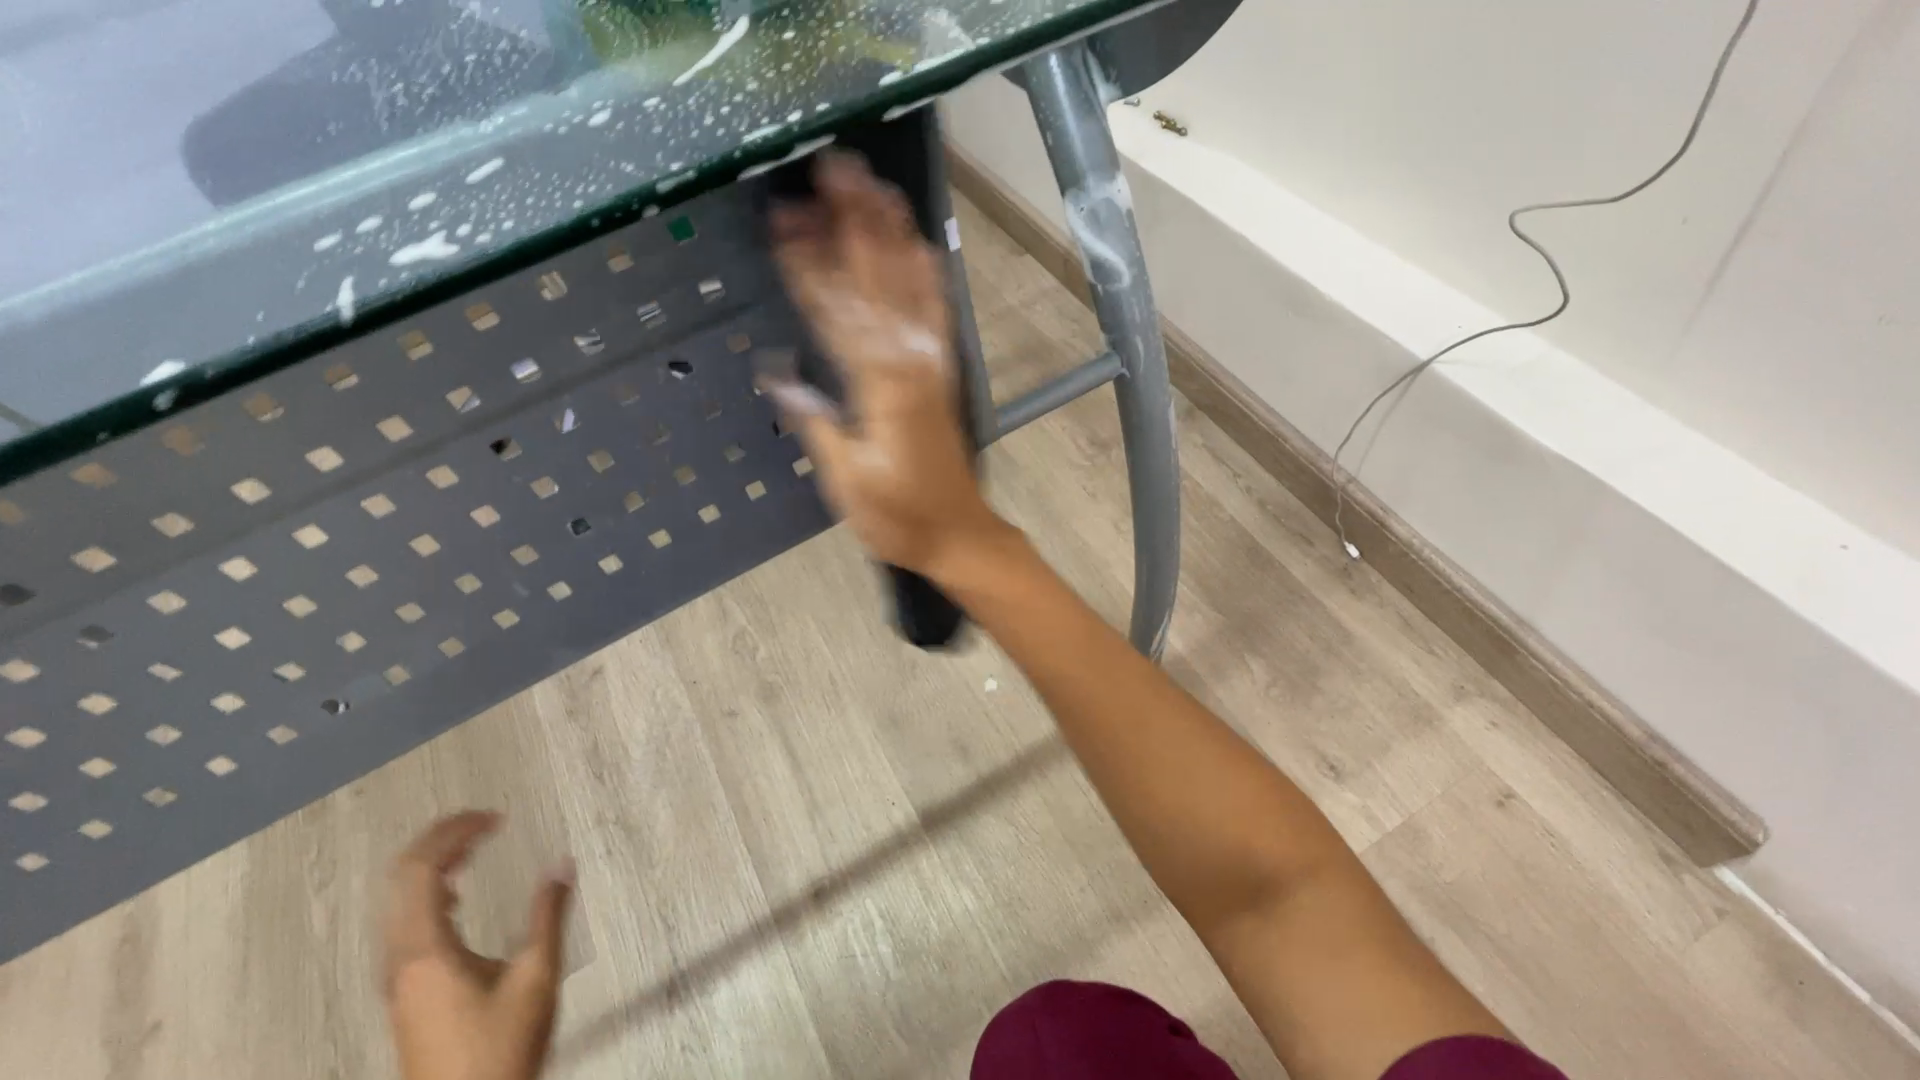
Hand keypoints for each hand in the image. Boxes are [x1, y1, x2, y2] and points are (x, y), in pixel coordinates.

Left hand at [382, 811, 574, 1079]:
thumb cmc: (501, 1046)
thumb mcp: (537, 979)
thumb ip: (548, 916)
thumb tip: (564, 862)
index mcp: (425, 948)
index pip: (421, 868)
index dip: (454, 832)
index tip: (498, 817)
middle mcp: (399, 957)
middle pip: (402, 878)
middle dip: (442, 840)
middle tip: (486, 823)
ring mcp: (396, 976)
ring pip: (398, 901)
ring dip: (433, 866)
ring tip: (475, 849)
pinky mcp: (404, 990)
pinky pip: (404, 922)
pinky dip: (428, 893)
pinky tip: (457, 898)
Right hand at [765, 150, 1007, 579]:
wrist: (958, 534)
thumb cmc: (896, 517)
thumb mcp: (847, 481)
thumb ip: (819, 424)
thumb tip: (780, 375)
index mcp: (880, 387)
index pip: (836, 311)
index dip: (808, 264)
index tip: (783, 220)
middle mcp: (910, 362)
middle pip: (879, 280)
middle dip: (853, 221)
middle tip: (832, 168)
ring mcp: (933, 363)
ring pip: (911, 286)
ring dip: (891, 233)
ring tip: (872, 184)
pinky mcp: (943, 372)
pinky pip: (939, 313)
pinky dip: (930, 274)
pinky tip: (919, 242)